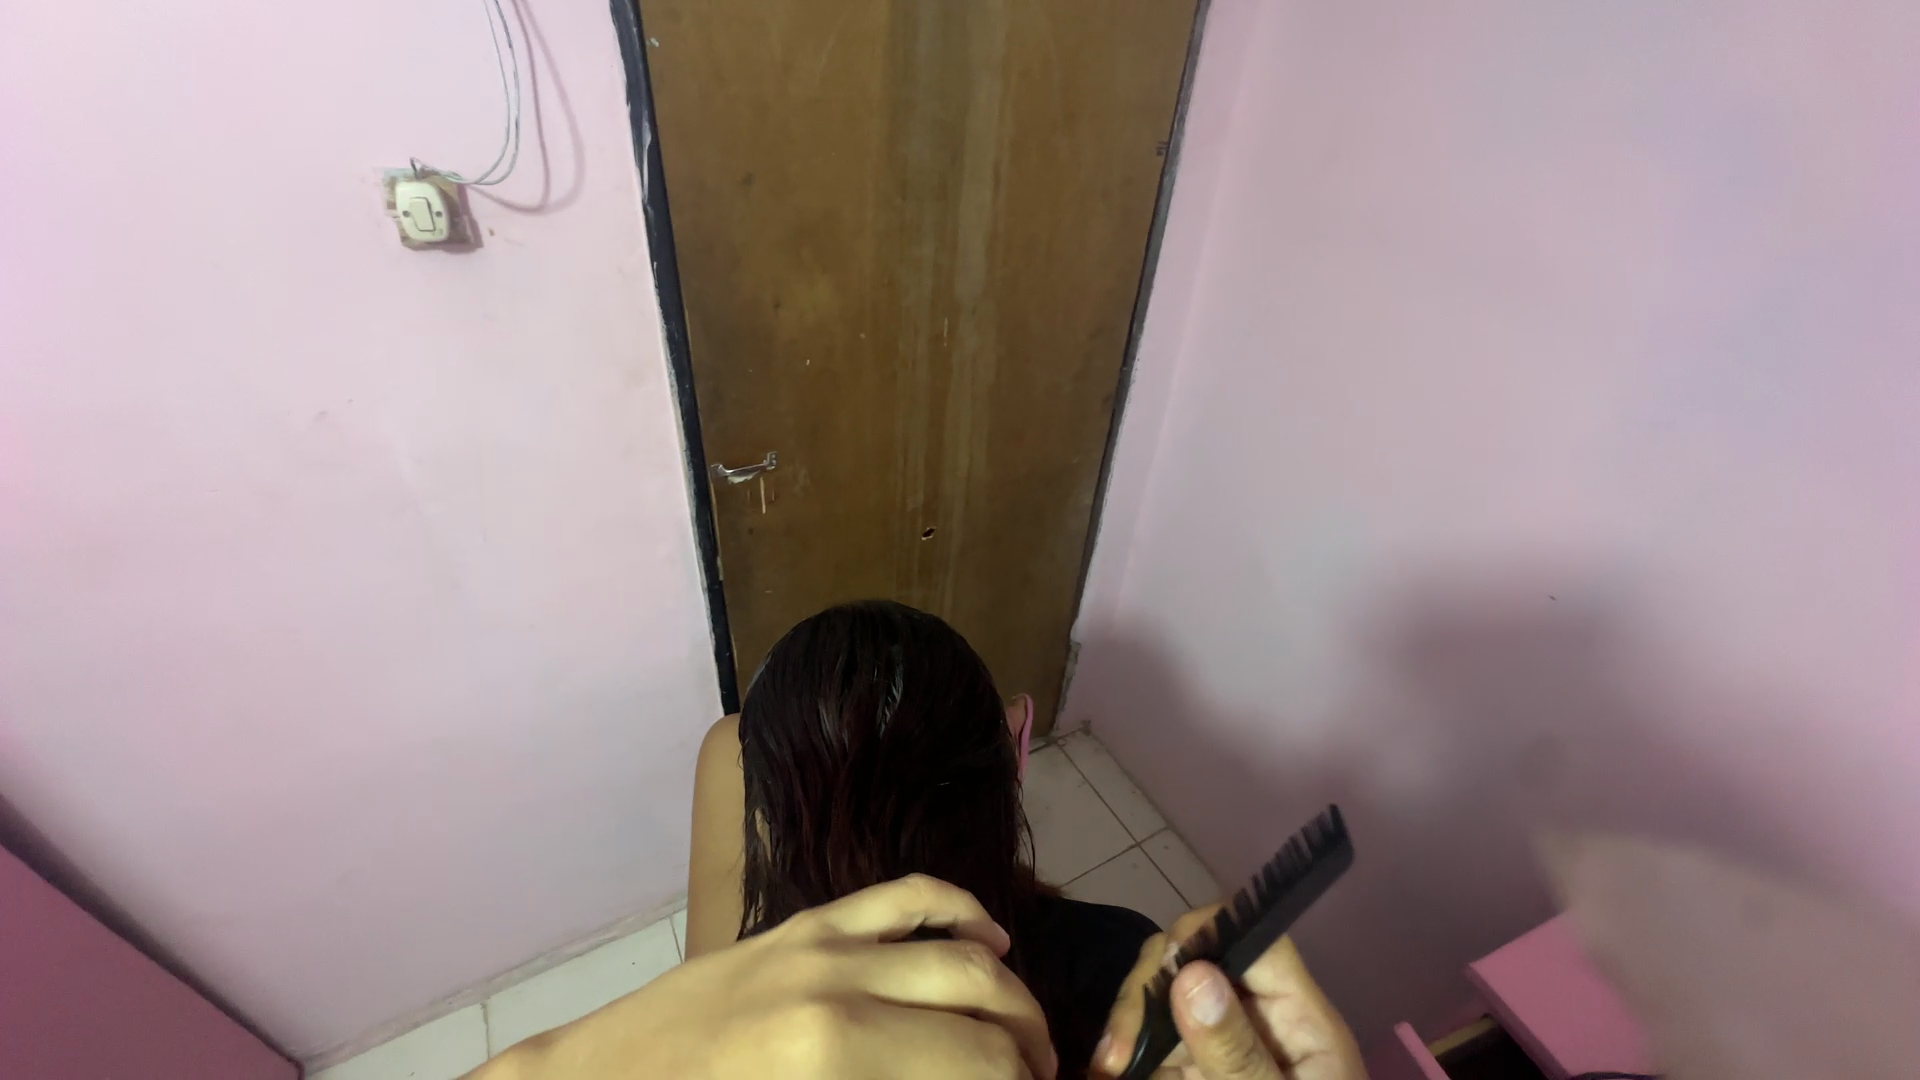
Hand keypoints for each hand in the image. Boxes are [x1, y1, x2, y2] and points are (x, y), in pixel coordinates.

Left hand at [487, 874, 1056, 1078]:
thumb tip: (959, 1079)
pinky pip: (904, 895)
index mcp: (836, 1058)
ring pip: (957, 947)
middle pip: (976, 1006)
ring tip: (1032, 1025)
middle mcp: (844, 988)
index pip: (971, 1064)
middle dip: (1027, 1044)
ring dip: (1009, 986)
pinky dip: (958, 909)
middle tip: (1045, 1073)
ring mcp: (828, 941)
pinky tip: (988, 935)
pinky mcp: (810, 920)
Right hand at [1089, 907, 1365, 1079]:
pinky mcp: (1195, 1064)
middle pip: (1194, 954)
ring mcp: (1223, 1037)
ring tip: (1108, 1067)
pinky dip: (1126, 1047)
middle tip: (1118, 1050)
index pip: (1250, 932)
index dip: (1202, 933)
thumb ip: (1237, 1053)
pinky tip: (1108, 1069)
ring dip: (1130, 1020)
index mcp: (1295, 1015)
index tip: (1162, 978)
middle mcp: (1256, 1013)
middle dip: (1148, 988)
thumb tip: (1192, 973)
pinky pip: (1154, 1034)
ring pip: (1165, 989)